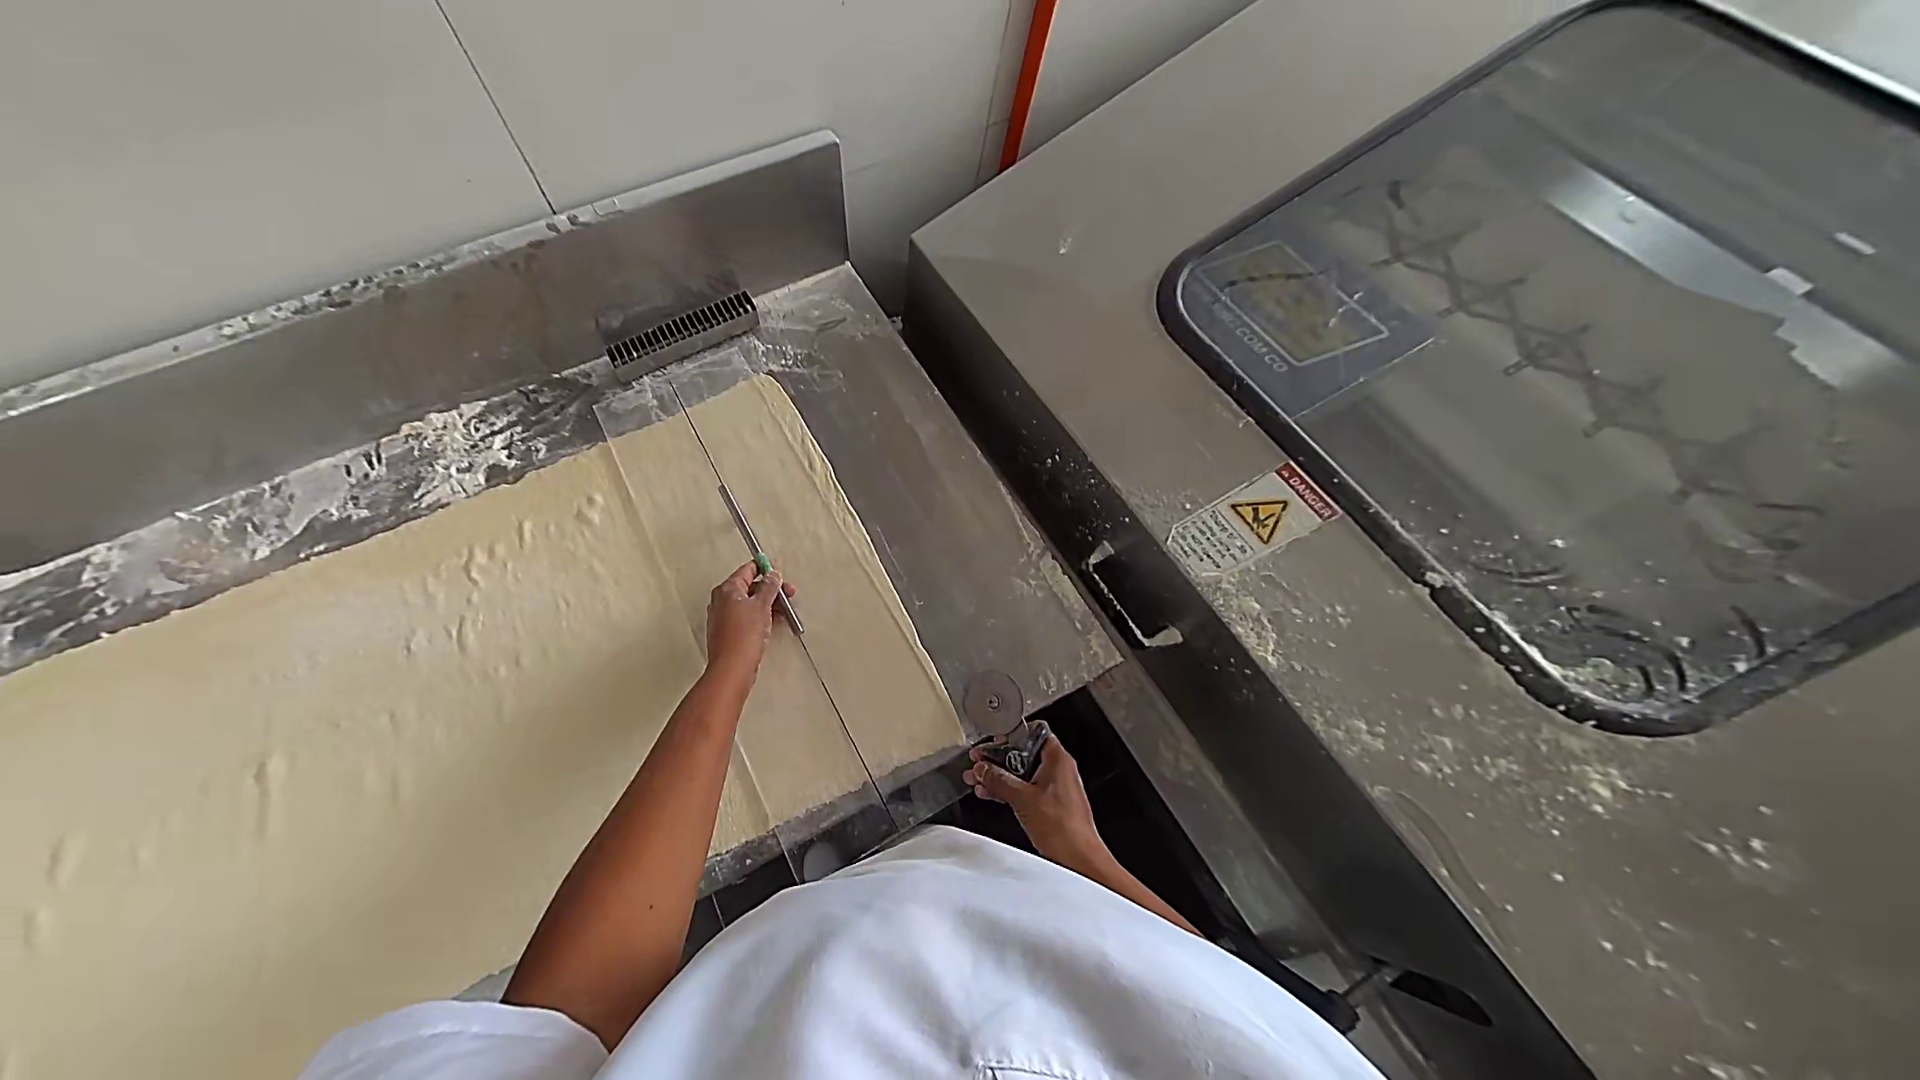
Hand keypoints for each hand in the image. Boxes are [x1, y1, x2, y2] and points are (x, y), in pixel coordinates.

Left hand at [704, 562, 795, 682]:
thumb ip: (769, 587)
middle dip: (770, 589)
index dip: (765, 568)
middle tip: (788, 593)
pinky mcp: (729, 632)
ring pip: (749, 603)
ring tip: (784, 610)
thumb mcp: (762, 605)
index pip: (748, 570)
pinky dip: (761, 616)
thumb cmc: (744, 635)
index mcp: (727, 589)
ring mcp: (724, 617)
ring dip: (768, 604)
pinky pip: (747, 617)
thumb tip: (772, 575)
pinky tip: (773, 622)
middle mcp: (722, 600)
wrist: (733, 667)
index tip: (778, 572)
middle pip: (750, 587)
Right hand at [965, 737, 1110, 874]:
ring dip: (999, 775)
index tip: (993, 741)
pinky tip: (990, 793)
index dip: (1011, 734)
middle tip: (979, 761)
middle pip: (1023, 753)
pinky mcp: (1050, 804)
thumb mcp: (1022, 798)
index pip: (1033, 732)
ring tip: (978, 778)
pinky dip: (1008, 789)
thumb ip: (999, 780)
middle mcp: (1058, 769)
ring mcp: (1054, 787)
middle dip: (998, 758)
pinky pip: (1025, 789)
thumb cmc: (1063, 829)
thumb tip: (983, 768)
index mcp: (1057, 759)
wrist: (1078, 859)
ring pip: (1022, 773)